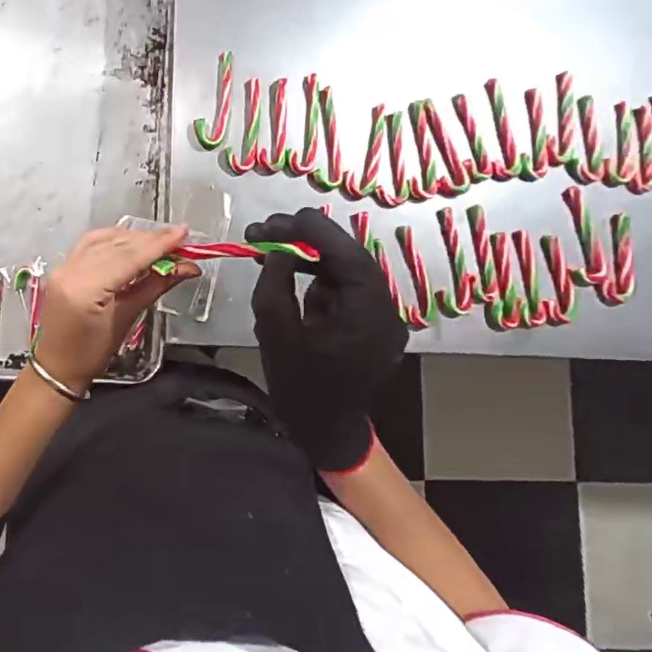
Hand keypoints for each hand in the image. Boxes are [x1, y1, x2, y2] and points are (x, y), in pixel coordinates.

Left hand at [35, 224, 198, 391]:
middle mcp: (71, 271)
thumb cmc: (92, 353)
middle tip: (179, 240)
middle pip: (116, 245)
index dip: (158, 244)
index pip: (128, 257)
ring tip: (159, 242)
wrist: (58, 367)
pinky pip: (90, 244)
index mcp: (86, 289)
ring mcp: (63, 267)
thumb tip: (187, 267)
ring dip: (132, 237)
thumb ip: (155, 286)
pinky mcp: (62, 268)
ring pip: (103, 240)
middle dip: (149, 240)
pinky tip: (131, 242)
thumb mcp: (127, 319)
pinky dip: (113, 239)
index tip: (183, 234)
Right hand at [246, 209, 409, 473]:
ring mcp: (380, 320)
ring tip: (269, 251)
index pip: (347, 255)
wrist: (323, 432)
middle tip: (266, 232)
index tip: (279, 219)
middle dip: (307, 242)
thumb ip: (275, 285)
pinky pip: (343, 294)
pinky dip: (318, 282)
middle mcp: (385, 311)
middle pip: (348, 260)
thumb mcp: (275, 332)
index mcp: (369, 314)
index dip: (313, 231)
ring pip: (345, 275)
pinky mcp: (369, 328)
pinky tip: (289, 278)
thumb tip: (278, 252)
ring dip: (309, 260)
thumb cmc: (298, 386)